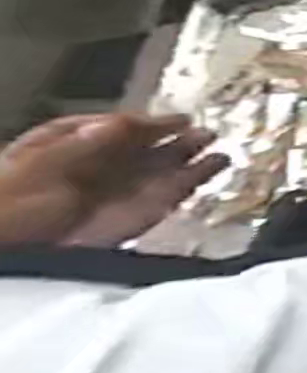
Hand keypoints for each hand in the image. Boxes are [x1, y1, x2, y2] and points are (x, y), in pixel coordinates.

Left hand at [0, 114, 229, 246]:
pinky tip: (220, 160)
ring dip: (188, 148)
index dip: (126, 121)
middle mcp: (95, 169)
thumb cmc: (12, 211)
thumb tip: (127, 121)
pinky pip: (182, 187)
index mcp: (56, 154)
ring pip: (163, 163)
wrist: (27, 257)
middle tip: (191, 122)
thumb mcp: (40, 168)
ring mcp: (126, 190)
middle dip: (164, 132)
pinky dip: (203, 173)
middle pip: (136, 144)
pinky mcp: (152, 209)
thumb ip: (84, 144)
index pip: (96, 128)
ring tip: (211, 136)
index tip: (151, 115)